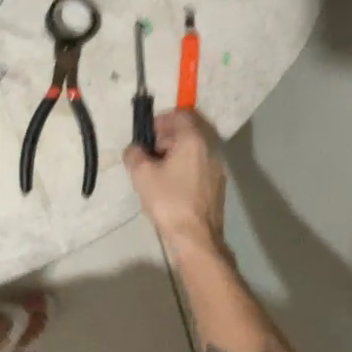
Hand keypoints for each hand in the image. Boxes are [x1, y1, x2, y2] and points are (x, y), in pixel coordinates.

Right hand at [125, 110, 226, 253]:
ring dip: (176, 154)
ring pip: (194, 150)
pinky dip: (185, 167)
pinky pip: (199, 166)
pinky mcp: (217, 185)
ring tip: (157, 171)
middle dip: (166, 138)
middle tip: (148, 153)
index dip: (160, 120)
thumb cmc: (168, 201)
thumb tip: (135, 149)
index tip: (146, 135)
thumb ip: (134, 154)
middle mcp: (210, 149)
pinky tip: (171, 186)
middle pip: (188, 132)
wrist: (195, 237)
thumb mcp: (141, 175)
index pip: (180, 115)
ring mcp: (217, 168)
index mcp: (194, 140)